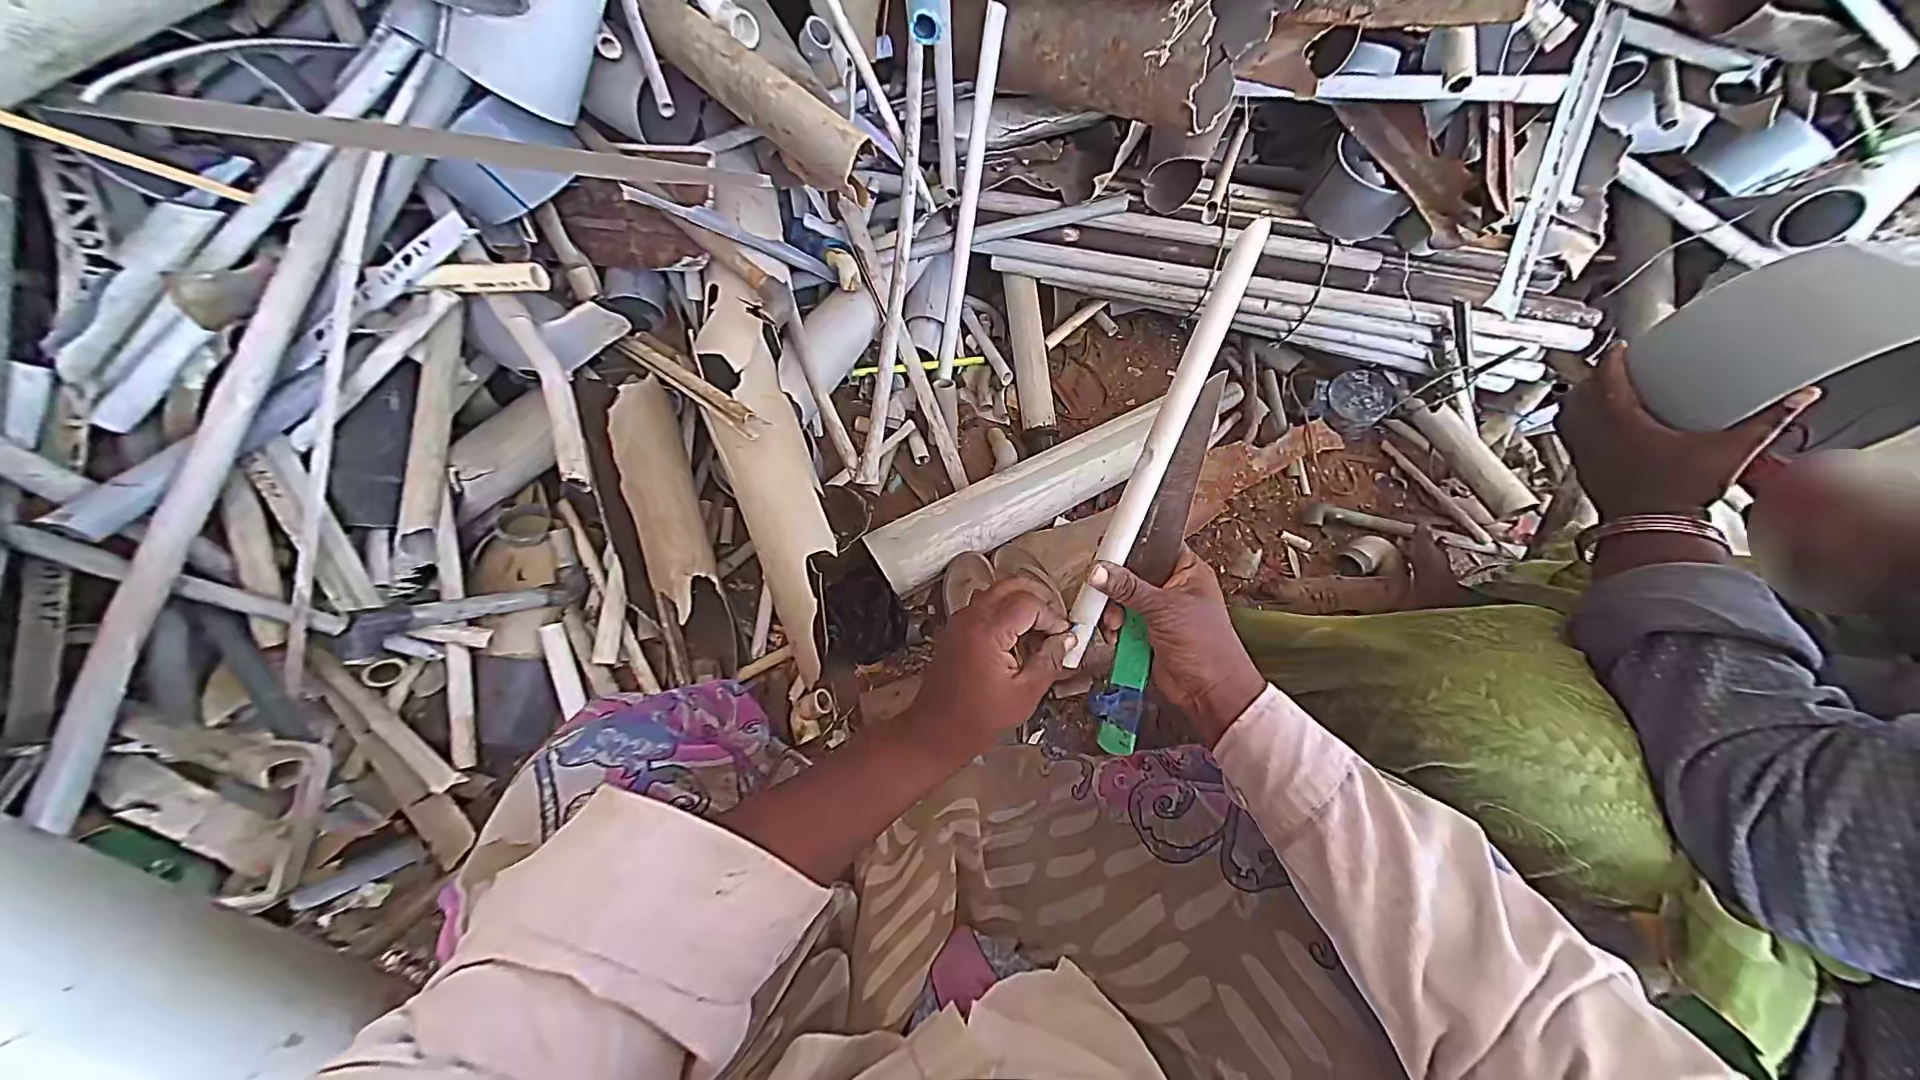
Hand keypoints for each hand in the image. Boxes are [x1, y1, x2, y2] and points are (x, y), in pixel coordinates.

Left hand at [908, 578, 1073, 758]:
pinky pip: (983, 606)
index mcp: (987, 631)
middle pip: (1011, 586)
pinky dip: (1003, 613)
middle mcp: (970, 618)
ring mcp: (960, 622)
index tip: (1063, 635)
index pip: (1028, 603)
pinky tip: (1015, 640)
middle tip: (1054, 625)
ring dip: (1019, 604)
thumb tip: (1065, 642)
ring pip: (996, 592)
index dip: (1051, 616)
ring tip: (1036, 633)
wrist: (938, 729)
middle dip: (1038, 600)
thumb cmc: (976, 718)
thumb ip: (1049, 661)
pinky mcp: (955, 630)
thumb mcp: (1025, 693)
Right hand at [1089, 548, 1266, 745]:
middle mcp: (1170, 587)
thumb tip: (1100, 570)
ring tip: (1117, 624)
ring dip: (1113, 612)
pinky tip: (1117, 636)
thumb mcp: (1165, 609)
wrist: (1209, 691)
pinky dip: (1114, 628)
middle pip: (1130, 573)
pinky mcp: (1144, 630)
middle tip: (1109, 597)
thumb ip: (1129, 587)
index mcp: (1186, 571)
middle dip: (1115, 588)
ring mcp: (1156, 609)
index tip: (1107, 551)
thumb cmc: (1207, 646)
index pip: (1153, 546)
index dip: (1130, 546)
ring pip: (1120, 598)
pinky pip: (1119, 620)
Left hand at [1559, 343, 1819, 519]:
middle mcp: (1594, 433)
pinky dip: (1575, 421)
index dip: (1612, 361)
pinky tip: (1591, 422)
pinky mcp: (1581, 465)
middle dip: (1593, 377)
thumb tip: (1802, 398)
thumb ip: (1768, 421)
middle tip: (1611, 367)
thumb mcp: (1731, 450)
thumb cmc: (1680, 489)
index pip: (1608, 380)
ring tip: (1596, 389)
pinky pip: (1569, 434)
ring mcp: (1583, 450)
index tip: (1620, 348)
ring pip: (1568, 415)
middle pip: (1580, 395)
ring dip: (1578, 399)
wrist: (1649, 523)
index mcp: (1622, 421)